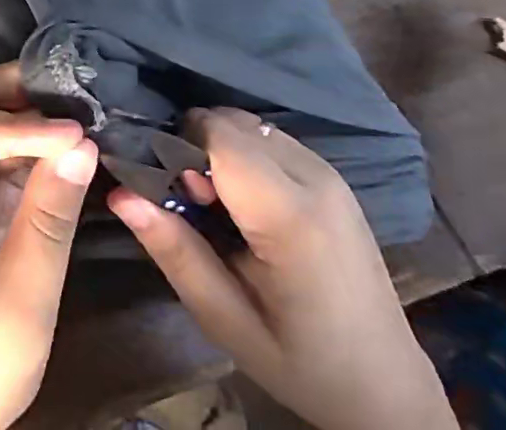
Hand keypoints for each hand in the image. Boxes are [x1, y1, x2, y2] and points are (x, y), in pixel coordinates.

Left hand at [0, 64, 99, 429]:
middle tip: (75, 90)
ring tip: (80, 106)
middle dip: (17, 95)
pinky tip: (72, 136)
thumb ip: (49, 216)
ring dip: (30, 110)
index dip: (17, 125)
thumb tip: (84, 143)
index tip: (75, 132)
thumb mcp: (20, 299)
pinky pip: (5, 151)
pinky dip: (38, 140)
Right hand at [106, 109, 455, 429]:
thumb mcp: (225, 320)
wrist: (385, 384)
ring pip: (249, 124)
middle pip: (231, 121)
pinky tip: (244, 203)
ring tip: (215, 206)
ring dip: (218, 148)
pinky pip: (270, 138)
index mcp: (290, 216)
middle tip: (189, 204)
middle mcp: (314, 177)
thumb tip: (120, 193)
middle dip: (194, 146)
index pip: (218, 134)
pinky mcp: (333, 175)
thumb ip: (174, 250)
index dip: (178, 146)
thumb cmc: (300, 362)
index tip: (164, 190)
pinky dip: (243, 153)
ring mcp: (329, 171)